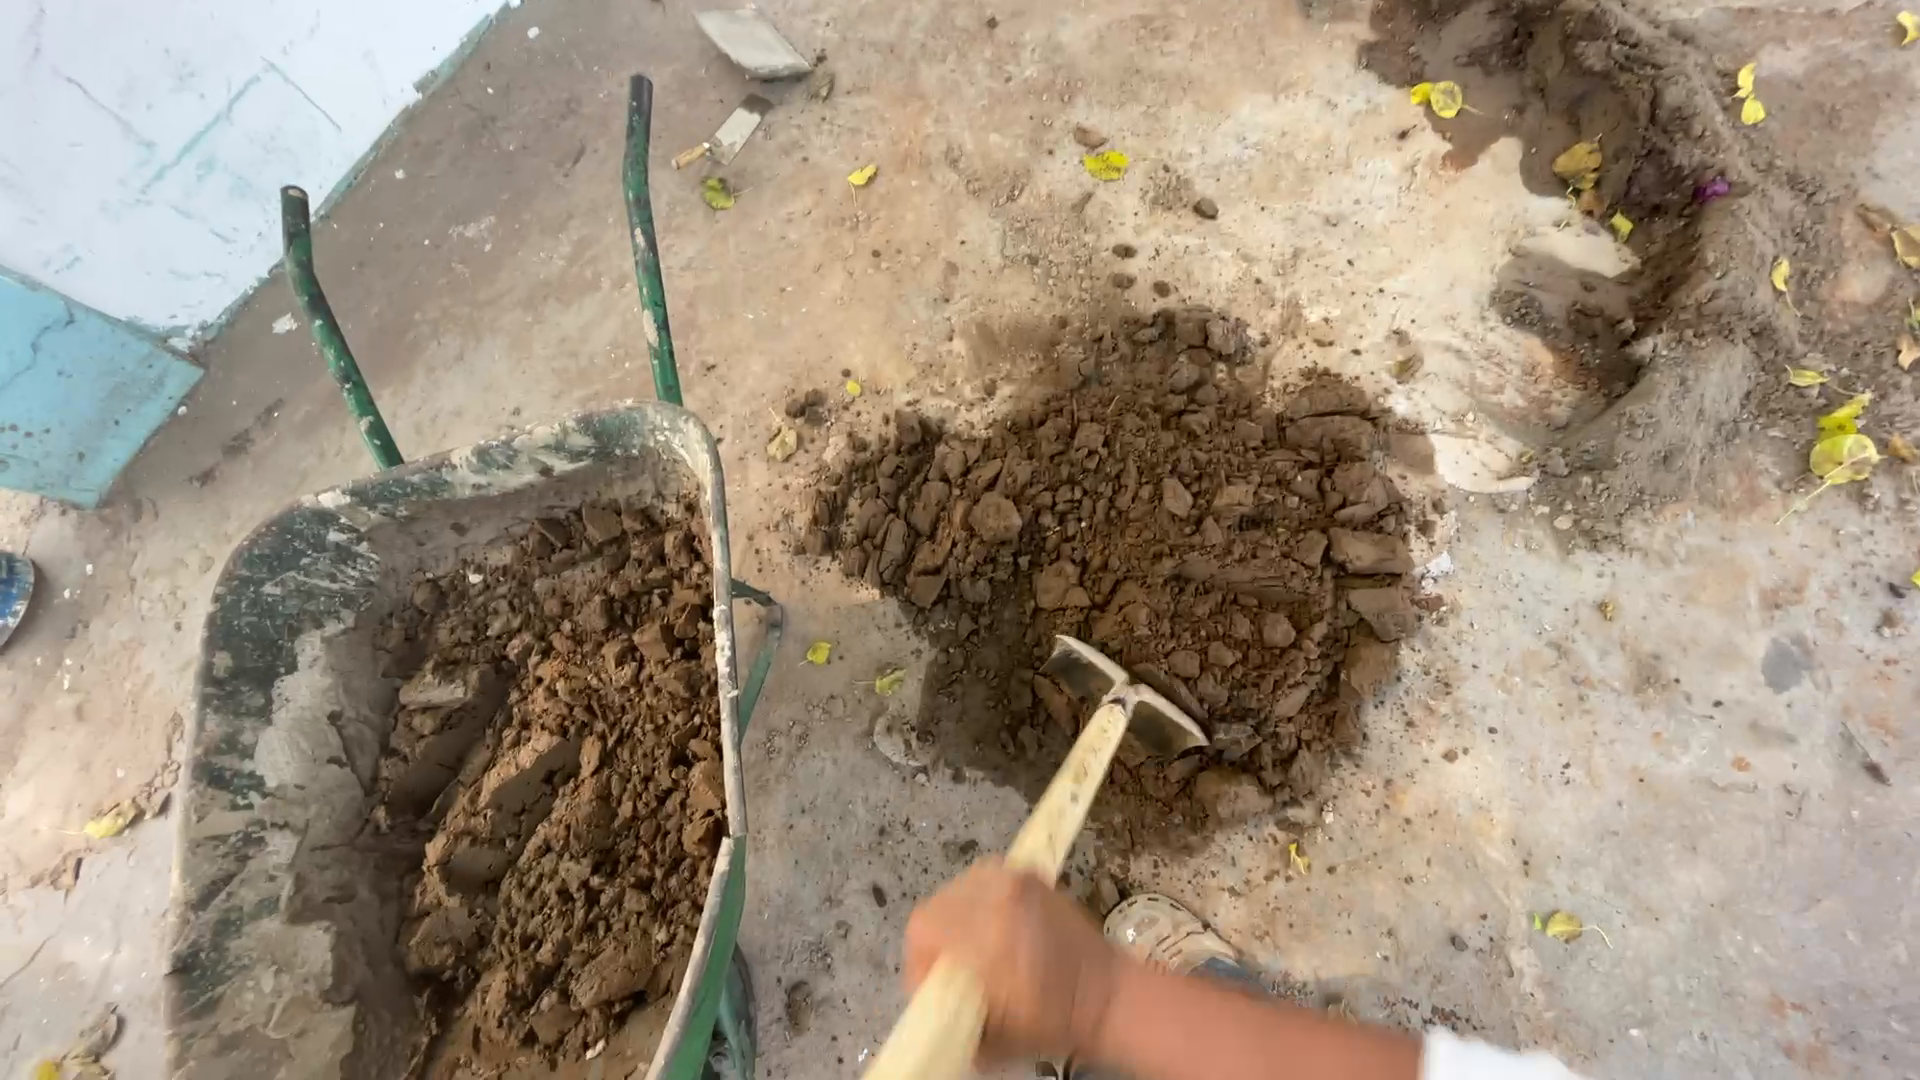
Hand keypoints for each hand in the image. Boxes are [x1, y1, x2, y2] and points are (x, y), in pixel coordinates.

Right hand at [902, 859, 1123, 1062]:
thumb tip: (927, 1009)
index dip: (919, 958)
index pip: (923, 927)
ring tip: (968, 944)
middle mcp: (998, 895)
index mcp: (987, 934)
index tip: (931, 982)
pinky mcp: (1029, 873)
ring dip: (955, 914)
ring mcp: (1015, 878)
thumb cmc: (1053, 1020)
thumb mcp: (993, 1037)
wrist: (1106, 992)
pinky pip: (983, 877)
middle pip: (937, 905)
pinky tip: (989, 922)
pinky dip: (978, 898)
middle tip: (948, 967)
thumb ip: (951, 1019)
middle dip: (936, 937)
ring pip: (957, 887)